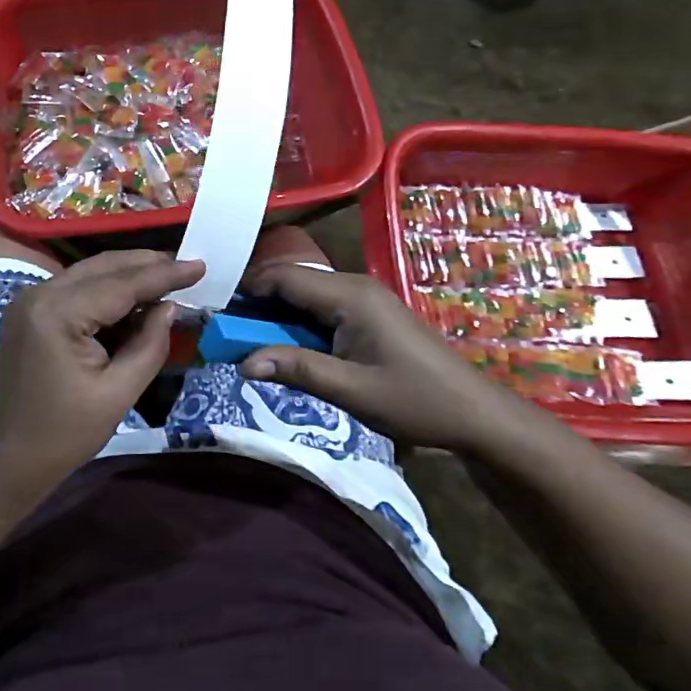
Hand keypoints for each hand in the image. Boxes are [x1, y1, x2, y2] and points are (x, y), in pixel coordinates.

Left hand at [0, 251, 203, 497]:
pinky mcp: (30, 311)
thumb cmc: (66, 433)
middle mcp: (38, 295)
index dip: (164, 275)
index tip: (200, 266)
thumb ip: (150, 344)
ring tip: (169, 278)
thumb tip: (170, 307)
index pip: (120, 284)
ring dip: (128, 275)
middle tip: (188, 268)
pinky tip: (134, 299)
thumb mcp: (119, 392)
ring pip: (89, 273)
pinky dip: (107, 290)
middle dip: (147, 265)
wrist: (10, 458)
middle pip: (102, 267)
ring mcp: (29, 300)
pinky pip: (76, 289)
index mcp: (56, 314)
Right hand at [238, 265, 527, 449]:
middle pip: (293, 282)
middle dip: (258, 304)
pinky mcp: (370, 314)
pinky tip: (286, 345)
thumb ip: (297, 370)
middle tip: (226, 330)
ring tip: (247, 340)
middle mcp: (355, 286)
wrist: (474, 413)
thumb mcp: (351, 390)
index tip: (216, 310)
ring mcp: (365, 298)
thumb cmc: (416, 401)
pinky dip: (299, 323)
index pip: (284, 277)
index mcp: (349, 296)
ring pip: (307, 295)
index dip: (247, 289)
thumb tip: (243, 362)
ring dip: (277, 315)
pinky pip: (323, 308)